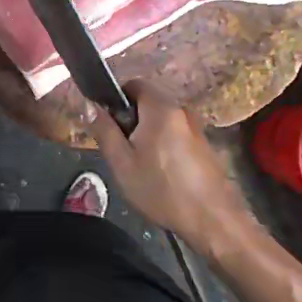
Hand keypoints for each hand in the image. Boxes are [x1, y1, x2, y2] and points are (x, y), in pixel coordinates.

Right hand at [89, 81, 256, 247]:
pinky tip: (161, 172)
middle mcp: (182, 110)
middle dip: (131, 119)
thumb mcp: (123, 163)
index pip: (135, 84)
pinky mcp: (204, 144)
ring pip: (163, 120)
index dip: (116, 98)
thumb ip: (105, 131)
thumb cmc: (161, 189)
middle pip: (149, 102)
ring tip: (139, 165)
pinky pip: (176, 134)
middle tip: (120, 150)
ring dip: (148, 134)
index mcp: (161, 108)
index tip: (106, 123)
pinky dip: (164, 144)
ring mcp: (196, 127)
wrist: (211, 217)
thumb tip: (90, 105)